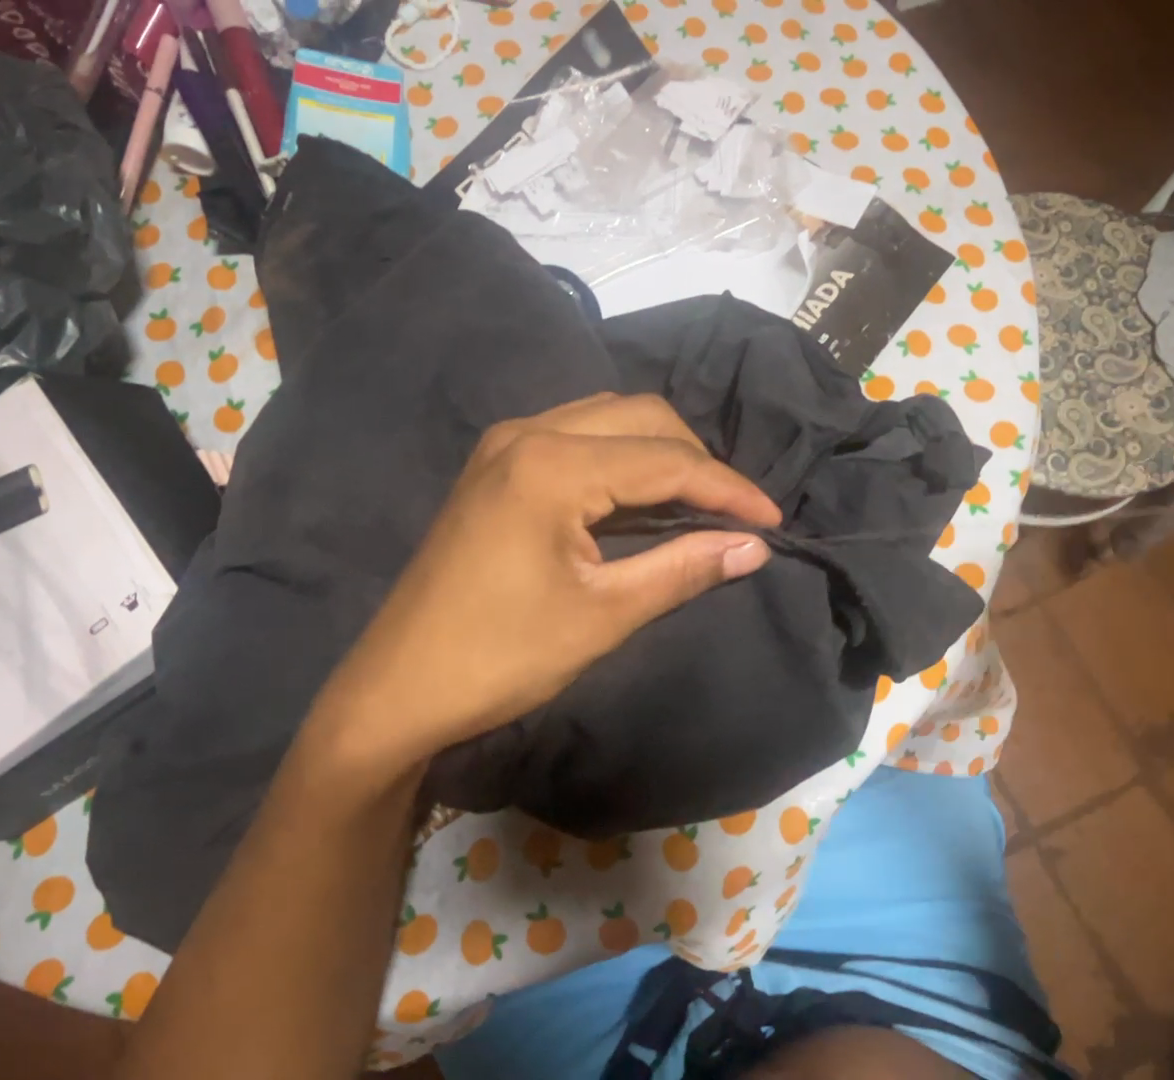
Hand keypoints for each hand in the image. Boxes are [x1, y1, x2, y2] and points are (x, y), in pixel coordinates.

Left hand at [310, 393, 780, 771]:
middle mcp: (527, 432)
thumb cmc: (502, 657)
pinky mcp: (494, 466)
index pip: (667, 459)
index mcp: (552, 464)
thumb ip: (683, 568)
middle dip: (697, 460)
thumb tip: (754, 546)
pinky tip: (639, 499)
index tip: (773, 522)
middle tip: (733, 515)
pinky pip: (576, 437)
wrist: (400, 688)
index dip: (729, 489)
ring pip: (608, 419)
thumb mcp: (604, 615)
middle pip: (641, 417)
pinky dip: (620, 459)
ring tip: (696, 505)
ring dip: (659, 453)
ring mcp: (504, 445)